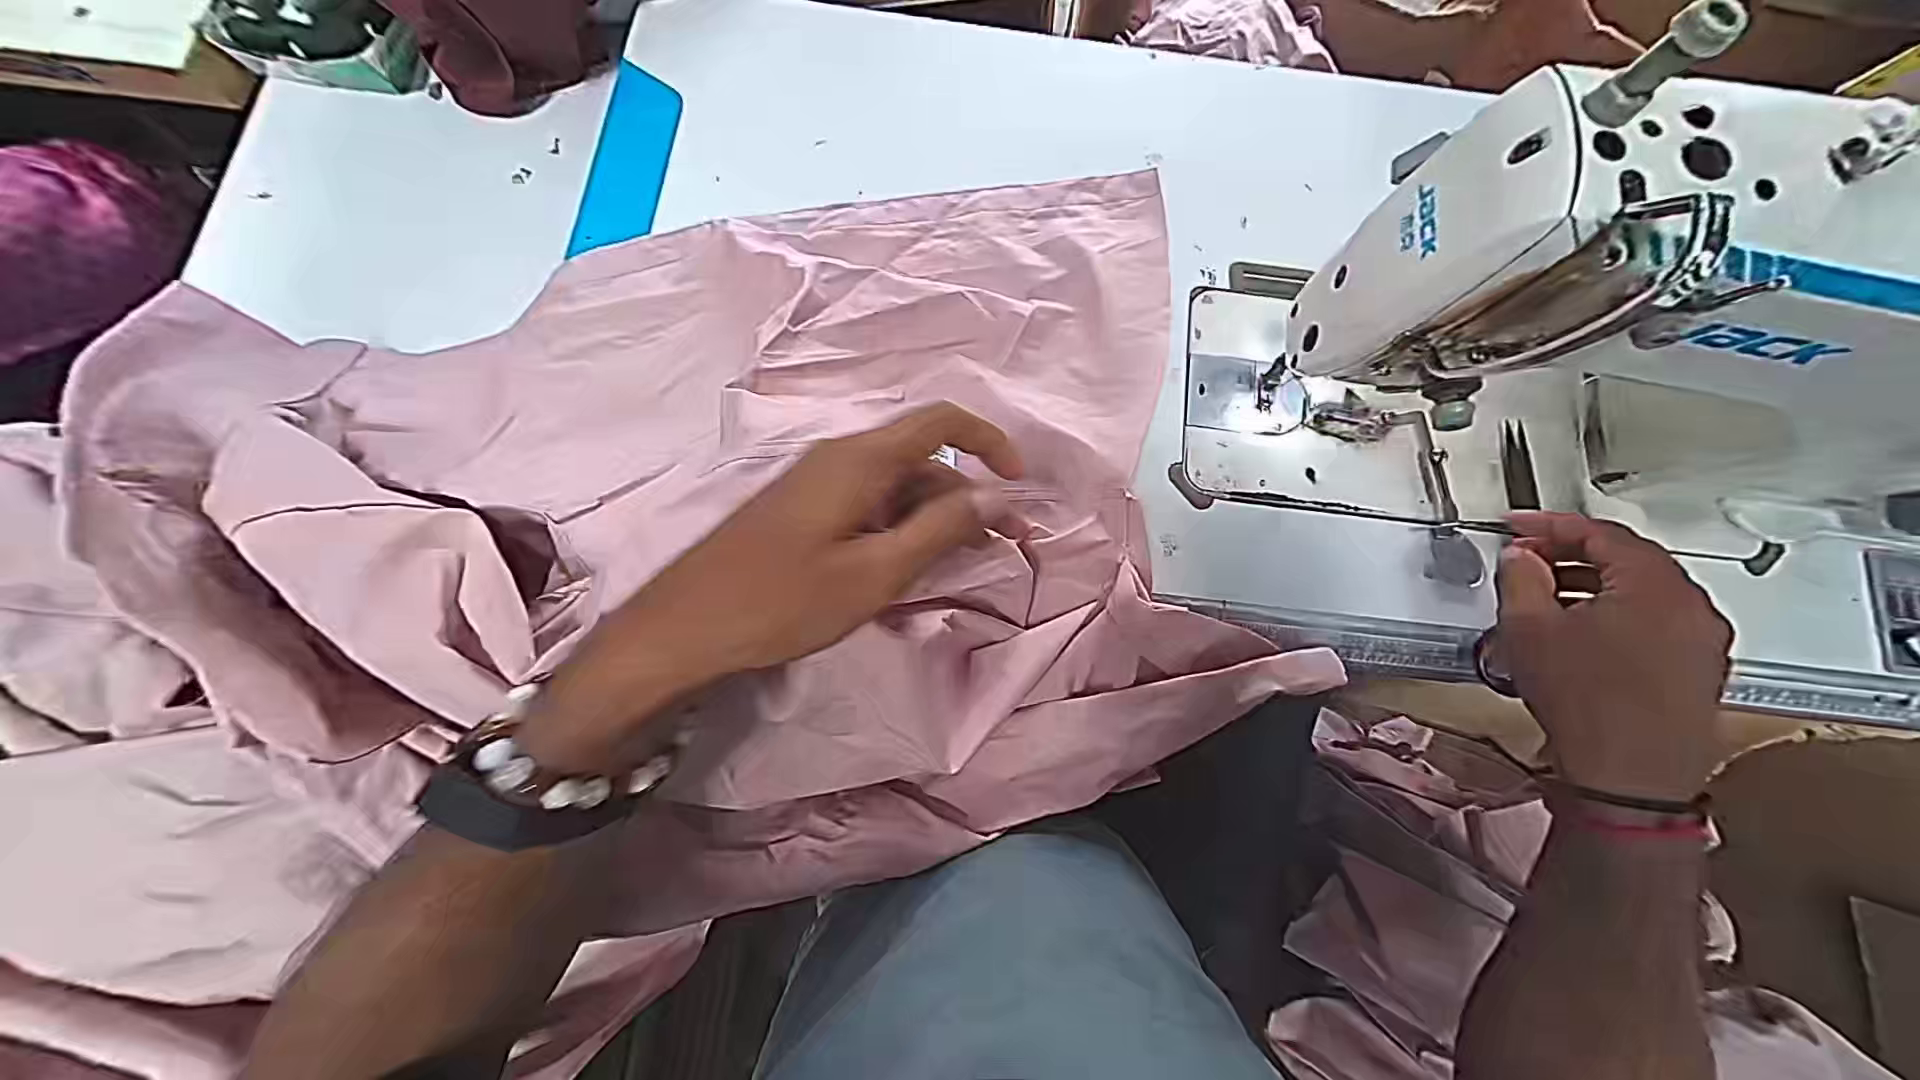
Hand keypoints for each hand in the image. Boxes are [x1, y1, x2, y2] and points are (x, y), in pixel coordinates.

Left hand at [518, 403, 1024, 771]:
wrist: (684, 629)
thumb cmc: (783, 602)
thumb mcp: (876, 572)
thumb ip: (942, 529)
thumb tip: (998, 497)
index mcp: (860, 460)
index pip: (942, 421)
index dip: (990, 442)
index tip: (1019, 484)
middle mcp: (840, 459)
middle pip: (922, 463)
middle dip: (968, 500)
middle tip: (1000, 550)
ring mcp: (818, 485)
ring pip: (896, 491)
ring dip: (933, 524)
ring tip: (956, 572)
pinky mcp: (804, 512)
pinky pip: (867, 511)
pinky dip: (898, 535)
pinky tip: (905, 577)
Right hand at [1493, 512, 1733, 801]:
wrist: (1628, 771)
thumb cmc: (1581, 698)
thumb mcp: (1528, 627)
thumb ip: (1521, 578)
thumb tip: (1522, 556)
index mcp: (1656, 588)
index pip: (1602, 534)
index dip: (1550, 524)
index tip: (1515, 524)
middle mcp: (1692, 607)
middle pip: (1627, 559)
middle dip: (1569, 552)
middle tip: (1524, 557)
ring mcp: (1702, 639)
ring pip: (1640, 590)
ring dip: (1589, 581)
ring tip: (1541, 593)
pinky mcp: (1697, 666)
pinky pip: (1652, 618)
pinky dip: (1611, 608)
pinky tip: (1574, 627)